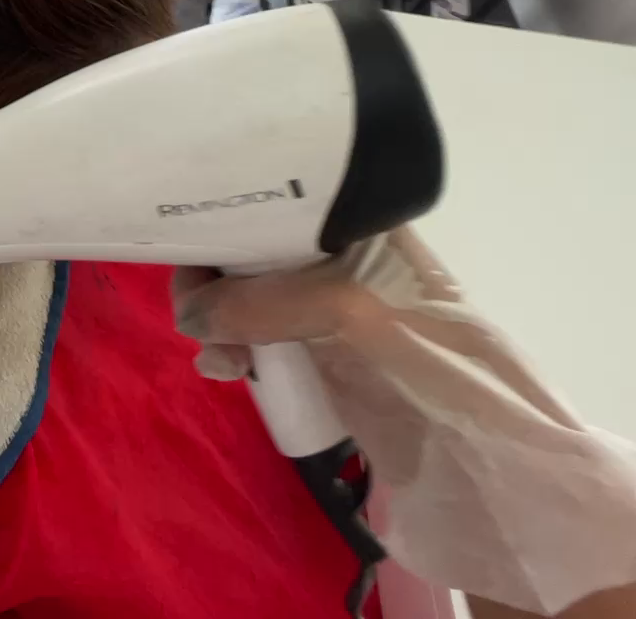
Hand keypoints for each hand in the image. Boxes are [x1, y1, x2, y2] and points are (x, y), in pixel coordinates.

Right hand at [171, 227, 635, 613]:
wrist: (489, 466)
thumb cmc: (431, 365)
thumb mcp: (346, 313)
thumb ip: (256, 302)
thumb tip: (185, 315)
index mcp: (359, 233)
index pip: (268, 208)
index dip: (224, 224)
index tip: (191, 251)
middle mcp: (337, 263)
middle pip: (245, 254)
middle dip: (212, 284)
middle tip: (195, 314)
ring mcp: (324, 313)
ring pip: (238, 298)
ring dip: (214, 324)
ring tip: (222, 361)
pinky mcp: (312, 356)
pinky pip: (249, 338)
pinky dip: (228, 350)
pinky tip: (226, 371)